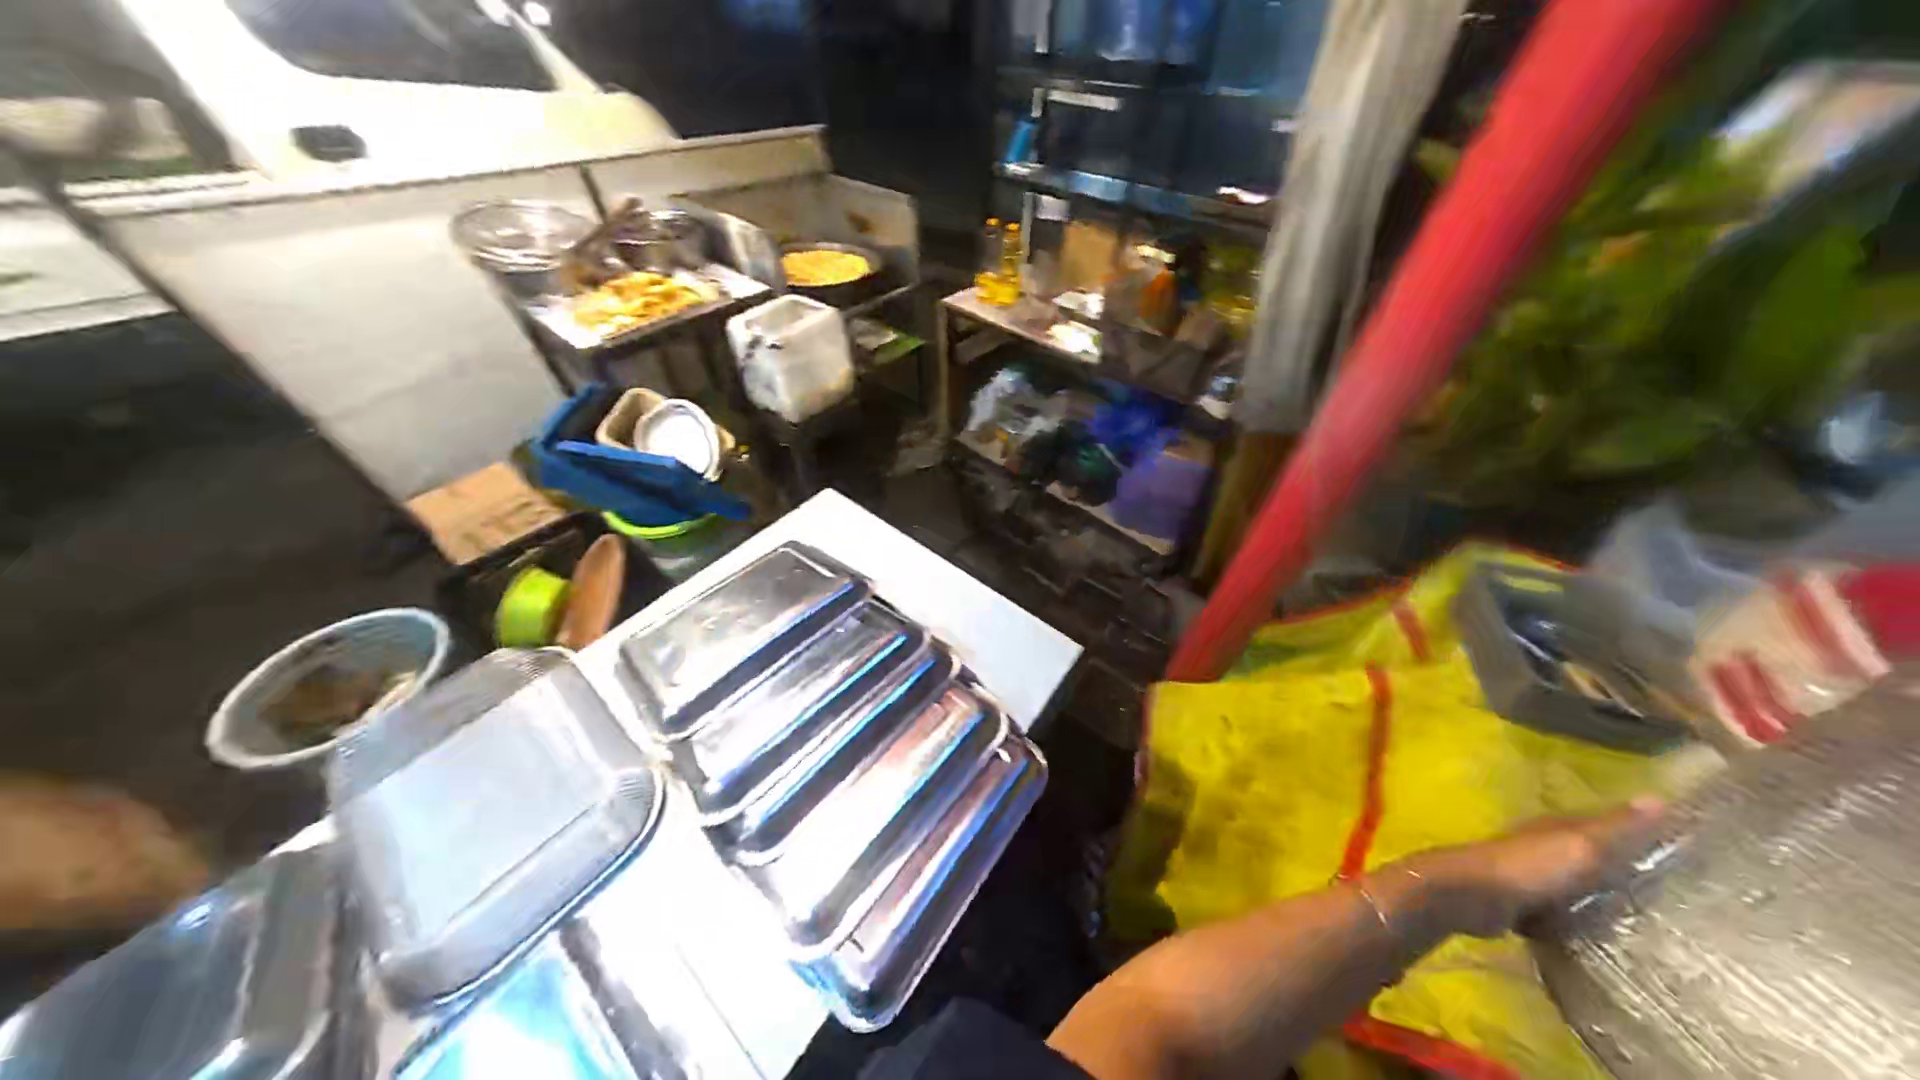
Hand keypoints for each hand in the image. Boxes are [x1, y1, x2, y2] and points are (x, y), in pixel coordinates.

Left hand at [1405, 797, 1665, 937]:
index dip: (1637, 831)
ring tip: (1647, 917)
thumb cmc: (1530, 866)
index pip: (1605, 824)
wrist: (1472, 895)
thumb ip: (1617, 828)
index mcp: (1556, 828)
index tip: (1679, 842)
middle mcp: (1541, 846)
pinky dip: (1579, 918)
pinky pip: (1561, 910)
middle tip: (1674, 888)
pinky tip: (1602, 934)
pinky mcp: (1521, 904)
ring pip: (1574, 882)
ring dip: (1600, 894)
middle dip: (1622, 866)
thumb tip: (1661, 797)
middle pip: (1589, 855)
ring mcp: (1528, 875)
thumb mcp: (1581, 845)